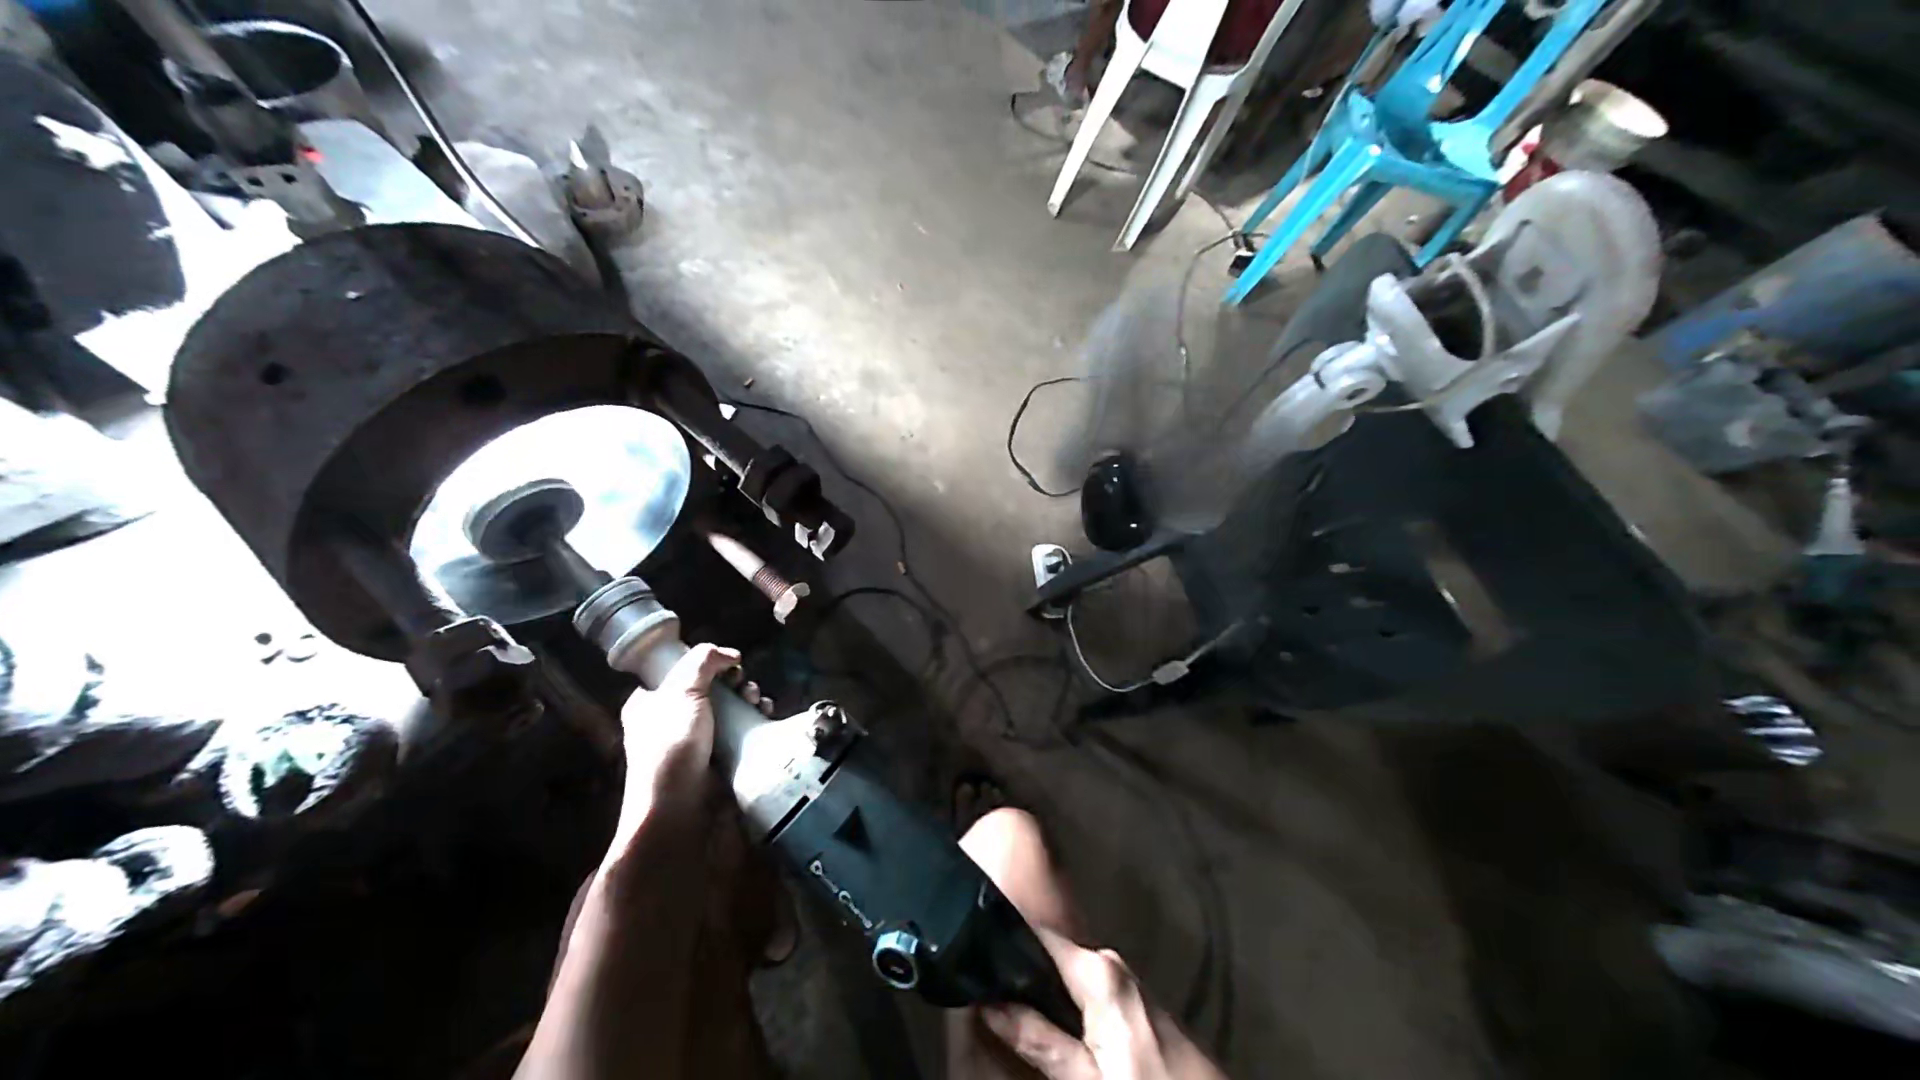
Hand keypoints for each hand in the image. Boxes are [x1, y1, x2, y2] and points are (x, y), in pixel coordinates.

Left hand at [607, 643, 739, 854]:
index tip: (729, 665)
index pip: (681, 671)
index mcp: (650, 703)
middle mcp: (671, 721)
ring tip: (759, 703)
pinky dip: (754, 722)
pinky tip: (764, 717)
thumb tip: (729, 653)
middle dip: (736, 683)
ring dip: (749, 700)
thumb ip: (703, 662)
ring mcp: (696, 742)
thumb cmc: (672, 748)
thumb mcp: (682, 693)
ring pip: (730, 709)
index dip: (707, 664)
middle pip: (712, 688)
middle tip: (746, 687)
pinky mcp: (718, 760)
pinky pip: (740, 732)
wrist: (679, 813)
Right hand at [979, 926, 1224, 1079]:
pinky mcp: (1139, 1006)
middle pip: (1052, 957)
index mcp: (1098, 970)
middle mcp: (1113, 964)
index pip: (1037, 934)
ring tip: (1017, 1015)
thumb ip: (1038, 1039)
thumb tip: (990, 1004)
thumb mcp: (1085, 1079)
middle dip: (1024, 977)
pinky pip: (1092, 994)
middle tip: (990, 998)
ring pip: (1071, 978)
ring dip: (1047, 996)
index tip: (976, 956)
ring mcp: (1130, 983)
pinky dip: (1071, 1008)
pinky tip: (1058, 1030)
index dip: (1004, 943)